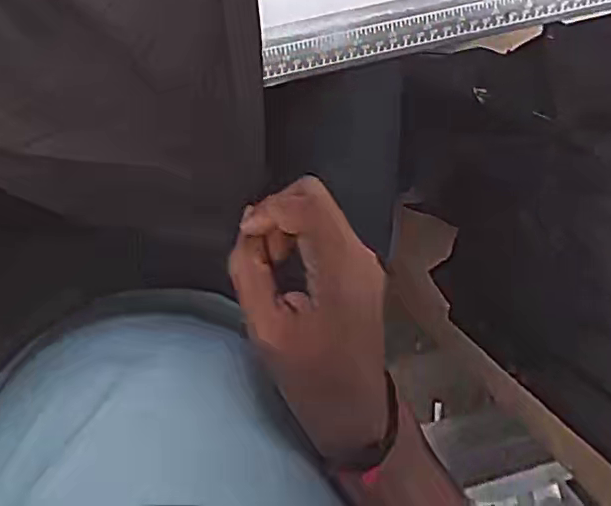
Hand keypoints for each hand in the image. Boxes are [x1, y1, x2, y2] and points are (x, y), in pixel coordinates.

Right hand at [228, 176, 389, 460]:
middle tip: (259, 249)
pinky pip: (321, 225)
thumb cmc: (313, 380)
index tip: (247, 234)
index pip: (306, 203)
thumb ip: (249, 270)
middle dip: (275, 211)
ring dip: (284, 224)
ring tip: (270, 263)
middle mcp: (359, 254)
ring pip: (315, 206)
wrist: (358, 415)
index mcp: (342, 268)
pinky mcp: (358, 264)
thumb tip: (248, 230)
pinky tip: (284, 265)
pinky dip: (295, 233)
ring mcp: (363, 257)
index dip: (268, 209)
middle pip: (311, 194)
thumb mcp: (265, 329)